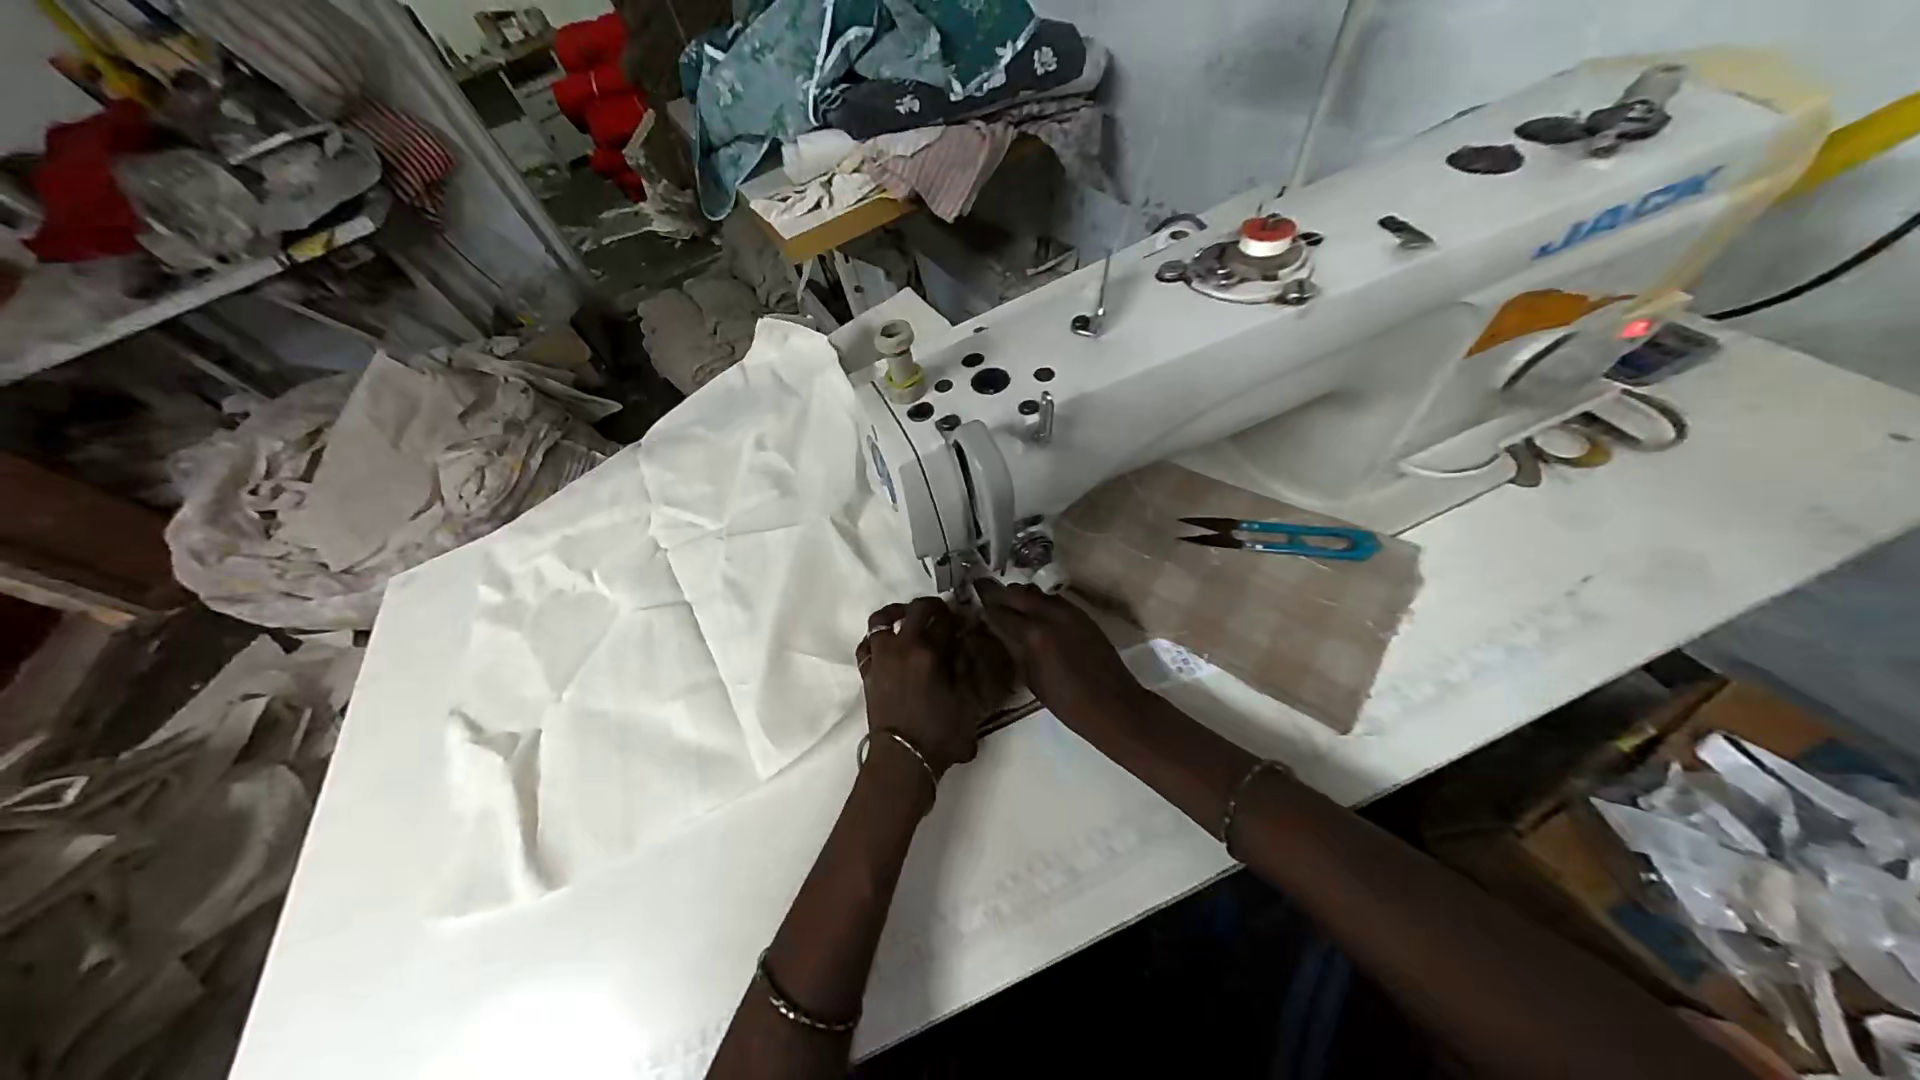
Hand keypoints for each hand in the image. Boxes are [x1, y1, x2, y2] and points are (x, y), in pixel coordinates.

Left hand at [855, 597, 979, 774]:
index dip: (958, 617)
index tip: (965, 621)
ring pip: (881, 619)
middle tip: (943, 614)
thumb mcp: (967, 702)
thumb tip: (965, 644)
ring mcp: (880, 658)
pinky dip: (877, 638)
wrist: (903, 759)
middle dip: (933, 607)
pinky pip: (867, 644)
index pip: (945, 621)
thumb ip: (967, 667)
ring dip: (898, 613)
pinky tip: (888, 644)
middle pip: (915, 610)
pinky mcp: (867, 672)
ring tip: (910, 619)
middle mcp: (901, 648)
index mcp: (928, 653)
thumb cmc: (939, 735)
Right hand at [975, 579, 1143, 717]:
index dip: (985, 603)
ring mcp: (1070, 612)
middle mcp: (1050, 615)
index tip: (973, 595)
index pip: (1001, 611)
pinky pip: (1055, 600)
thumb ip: (1016, 650)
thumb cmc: (1067, 702)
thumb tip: (1003, 634)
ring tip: (1009, 601)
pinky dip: (1040, 601)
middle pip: (1018, 593)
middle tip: (985, 589)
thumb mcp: (1032, 679)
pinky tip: (1035, 612)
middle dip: (1000, 592)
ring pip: (1038, 593)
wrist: (1113, 704)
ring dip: (1022, 594)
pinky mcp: (1083, 616)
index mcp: (1034, 634)